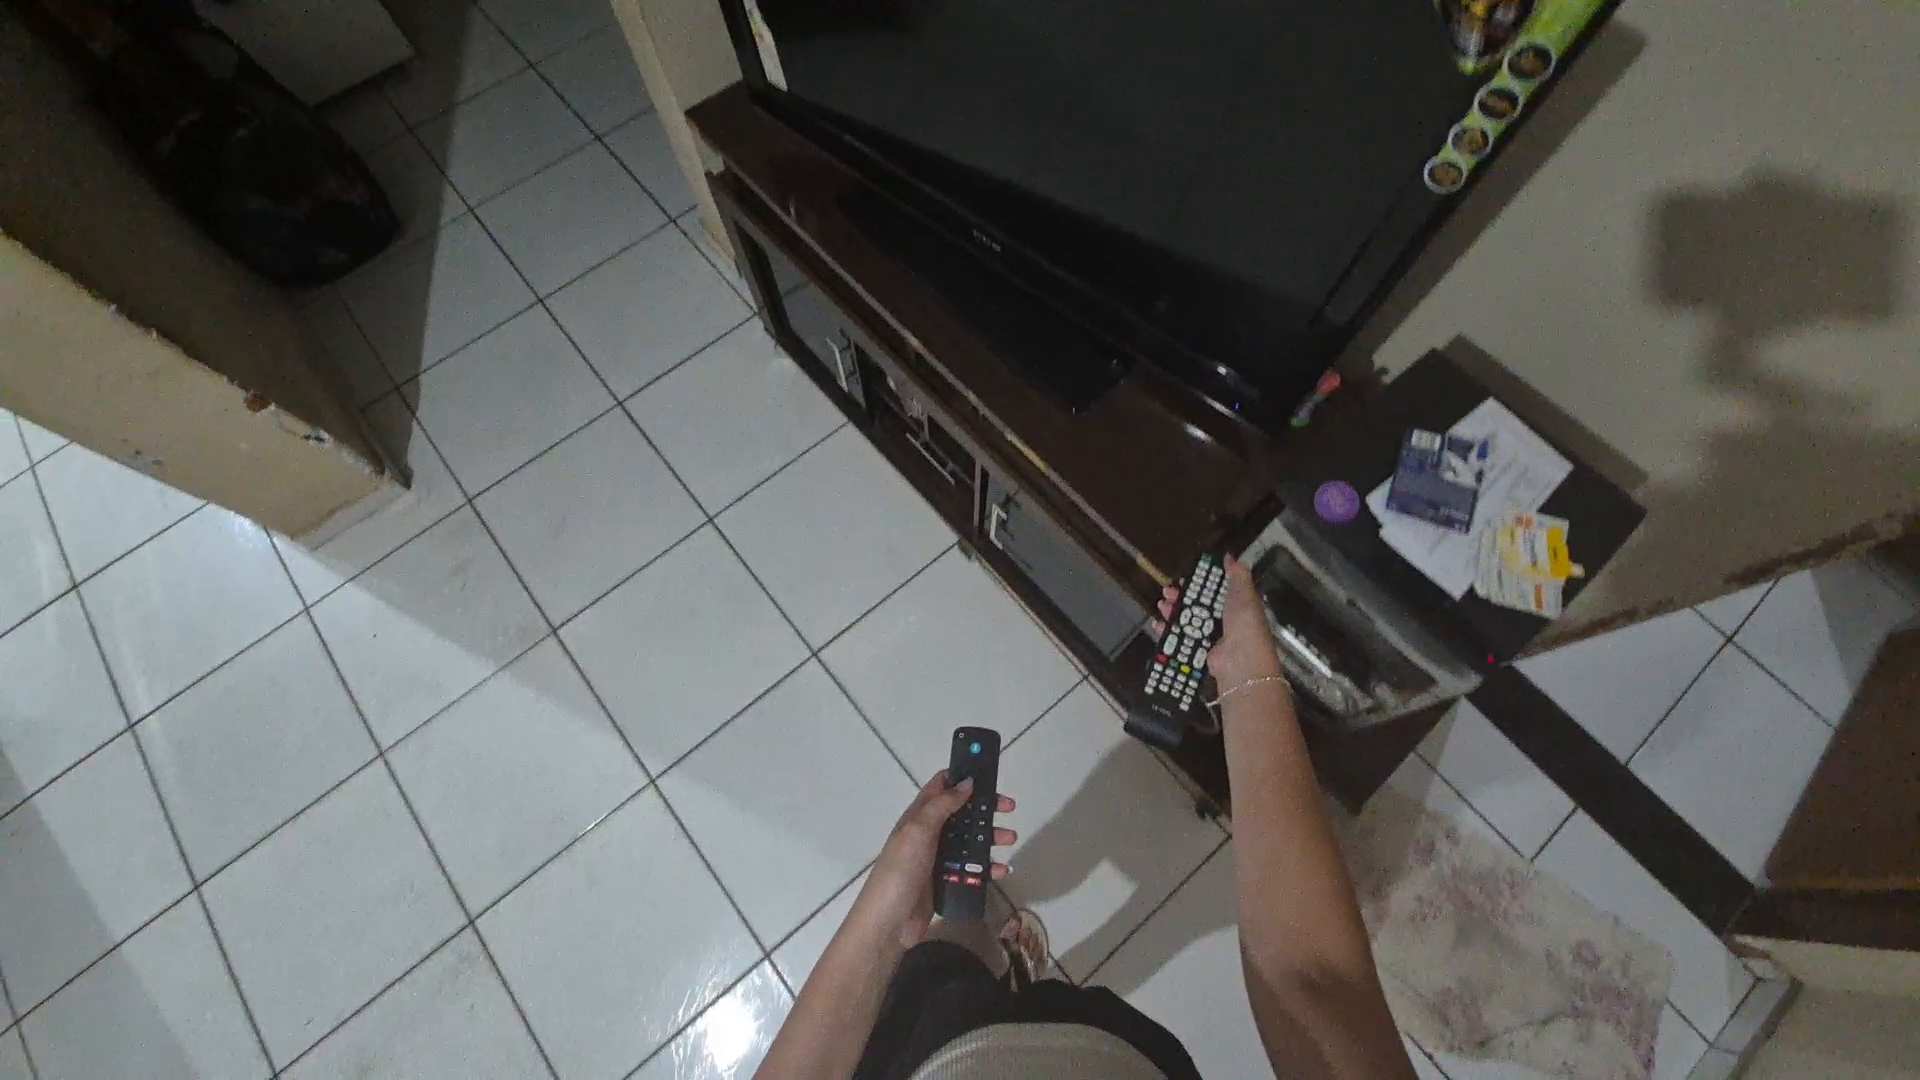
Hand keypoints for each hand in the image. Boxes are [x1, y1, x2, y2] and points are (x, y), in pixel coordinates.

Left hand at [861, 772, 1015, 949]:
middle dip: (985, 808)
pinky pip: (972, 870)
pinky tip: (1003, 870)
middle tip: (1009, 807)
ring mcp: (939, 858)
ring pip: (970, 841)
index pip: (941, 787)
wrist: (890, 922)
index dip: (962, 778)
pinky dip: (988, 868)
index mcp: (919, 816)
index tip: (987, 775)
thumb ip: (942, 805)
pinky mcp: (947, 881)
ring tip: (1011, 839)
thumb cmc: (901, 869)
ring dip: (991, 838)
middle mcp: (930, 833)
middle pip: (962, 813)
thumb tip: (967, 782)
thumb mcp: (918, 830)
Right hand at [1151, 555, 1282, 688]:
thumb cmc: (1244, 623)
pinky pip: (1181, 639)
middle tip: (1167, 591)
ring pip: (1187, 621)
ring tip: (1162, 605)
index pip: (1215, 591)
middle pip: (1198, 606)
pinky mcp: (1200, 652)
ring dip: (1172, 612)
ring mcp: (1211, 638)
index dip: (1200, 583)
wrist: (1241, 660)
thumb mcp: (1244, 594)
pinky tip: (1158, 624)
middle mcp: (1224, 622)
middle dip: (1181, 598)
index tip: (1185, 577)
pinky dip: (1168, 631)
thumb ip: (1237, 575)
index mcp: (1236, 606)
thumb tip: (1230, 556)